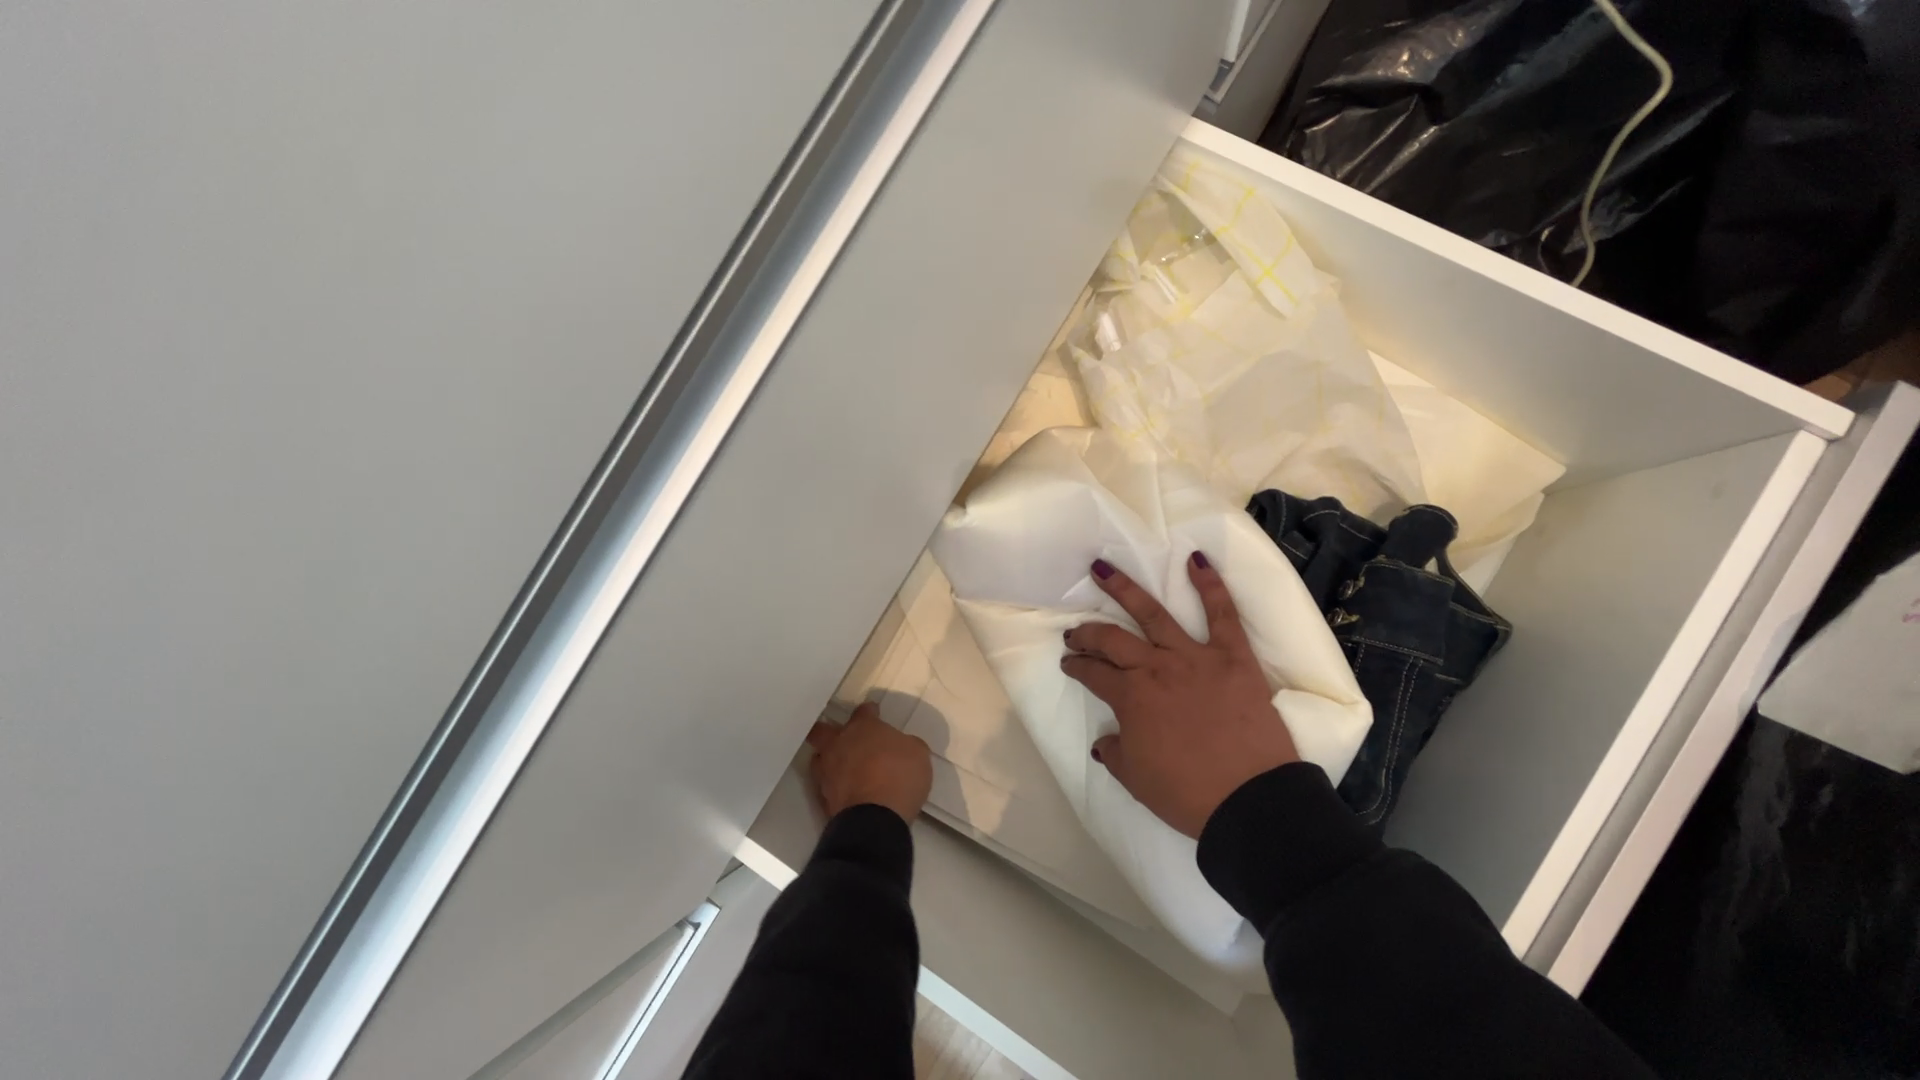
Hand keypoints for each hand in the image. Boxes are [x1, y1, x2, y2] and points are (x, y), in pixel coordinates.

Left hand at [806, 702, 932, 823]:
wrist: (875, 818)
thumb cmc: (899, 776)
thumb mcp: (918, 754)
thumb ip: (906, 745)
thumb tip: (902, 746)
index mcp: (863, 728)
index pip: (863, 711)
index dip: (870, 712)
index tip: (874, 713)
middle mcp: (839, 744)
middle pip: (823, 730)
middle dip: (829, 731)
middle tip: (843, 737)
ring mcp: (827, 771)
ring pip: (819, 758)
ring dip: (830, 760)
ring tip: (844, 767)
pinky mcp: (823, 797)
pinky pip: (826, 785)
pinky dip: (835, 785)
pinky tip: (847, 790)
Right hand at [1063, 552, 1299, 837]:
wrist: (1250, 800)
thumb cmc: (1188, 795)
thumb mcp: (1136, 779)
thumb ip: (1116, 752)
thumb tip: (1106, 739)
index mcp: (1131, 699)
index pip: (1093, 673)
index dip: (1077, 666)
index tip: (1069, 663)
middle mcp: (1156, 669)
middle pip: (1113, 639)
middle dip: (1088, 633)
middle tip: (1076, 632)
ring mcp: (1195, 658)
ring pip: (1153, 614)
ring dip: (1125, 589)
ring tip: (1103, 570)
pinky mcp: (1233, 656)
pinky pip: (1222, 614)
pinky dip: (1210, 584)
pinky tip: (1195, 560)